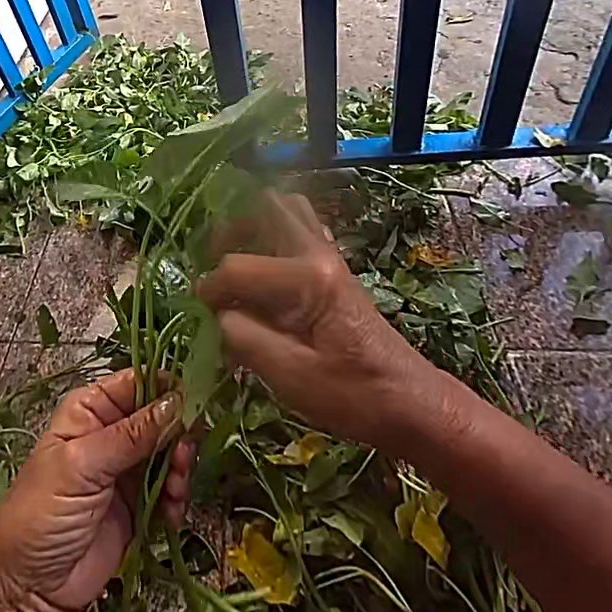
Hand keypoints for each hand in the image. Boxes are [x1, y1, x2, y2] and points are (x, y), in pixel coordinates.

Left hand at [0, 369, 195, 611]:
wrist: (32, 589)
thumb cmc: (42, 513)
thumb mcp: (83, 465)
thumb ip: (132, 434)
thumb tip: (176, 402)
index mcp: (91, 409)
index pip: (137, 382)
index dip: (167, 387)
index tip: (193, 399)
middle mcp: (113, 431)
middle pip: (161, 416)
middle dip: (178, 432)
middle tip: (185, 452)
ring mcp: (128, 467)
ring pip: (171, 450)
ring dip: (181, 467)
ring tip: (175, 487)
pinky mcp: (141, 501)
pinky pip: (171, 486)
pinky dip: (177, 496)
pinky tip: (170, 510)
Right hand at [199, 190, 450, 451]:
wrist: (411, 402)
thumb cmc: (354, 395)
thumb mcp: (291, 376)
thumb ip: (245, 338)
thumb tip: (217, 313)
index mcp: (308, 278)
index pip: (238, 267)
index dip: (211, 288)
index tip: (200, 312)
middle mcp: (318, 254)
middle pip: (266, 209)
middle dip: (230, 228)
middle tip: (211, 259)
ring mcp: (329, 256)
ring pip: (287, 210)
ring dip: (255, 223)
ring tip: (232, 256)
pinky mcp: (334, 268)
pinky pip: (302, 229)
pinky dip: (276, 233)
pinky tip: (264, 263)